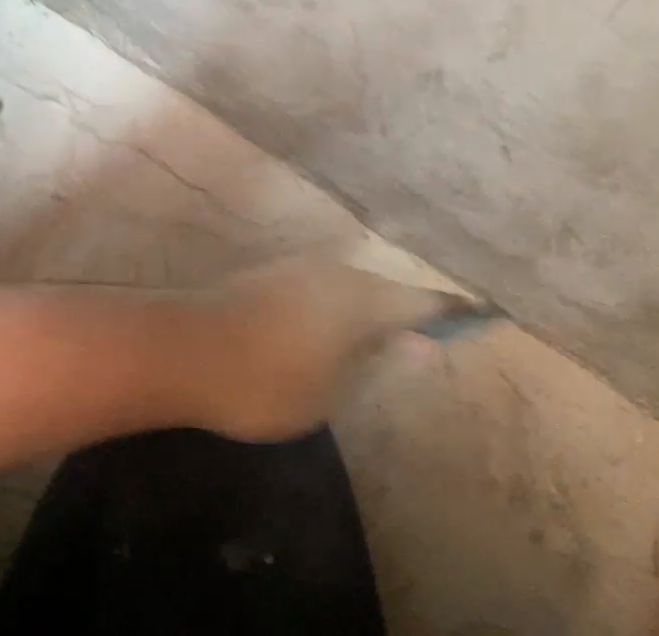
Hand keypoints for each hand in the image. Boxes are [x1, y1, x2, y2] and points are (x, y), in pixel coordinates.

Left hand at [193, 258, 454, 441]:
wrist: (180, 350)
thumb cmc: (265, 382)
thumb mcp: (333, 390)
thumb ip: (380, 363)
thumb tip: (424, 345)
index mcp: (360, 299)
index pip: (421, 302)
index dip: (451, 312)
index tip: (479, 315)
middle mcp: (335, 272)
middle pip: (384, 291)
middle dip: (405, 314)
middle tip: (424, 339)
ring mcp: (299, 268)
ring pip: (349, 288)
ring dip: (366, 311)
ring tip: (374, 342)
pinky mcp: (269, 275)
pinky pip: (320, 290)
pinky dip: (334, 310)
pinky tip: (326, 332)